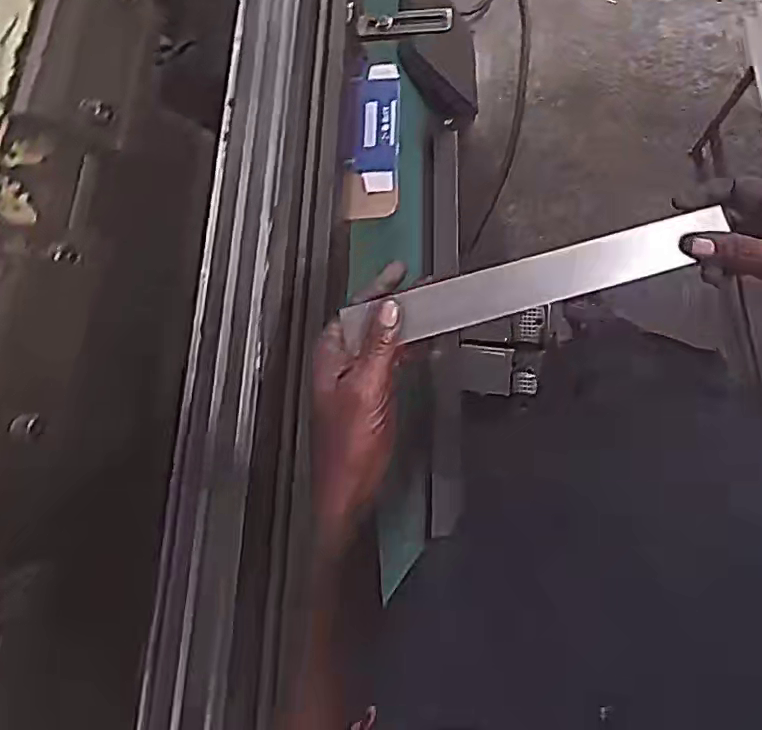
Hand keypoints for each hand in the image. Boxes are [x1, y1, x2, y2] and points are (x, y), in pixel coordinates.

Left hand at [311, 262, 408, 559]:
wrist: (349, 490)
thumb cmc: (345, 450)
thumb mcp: (366, 388)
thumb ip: (379, 346)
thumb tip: (390, 308)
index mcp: (331, 354)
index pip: (357, 309)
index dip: (379, 287)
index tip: (399, 271)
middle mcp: (342, 361)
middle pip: (372, 320)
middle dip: (398, 301)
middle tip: (423, 286)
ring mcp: (358, 375)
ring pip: (385, 337)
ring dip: (407, 322)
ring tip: (429, 307)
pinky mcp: (374, 390)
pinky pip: (394, 356)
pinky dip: (410, 345)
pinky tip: (426, 340)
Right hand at [674, 177, 761, 339]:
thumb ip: (733, 251)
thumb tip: (696, 241)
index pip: (737, 188)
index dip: (706, 195)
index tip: (682, 204)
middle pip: (736, 216)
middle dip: (712, 232)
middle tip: (692, 244)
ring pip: (742, 241)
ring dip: (723, 255)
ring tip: (710, 268)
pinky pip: (752, 260)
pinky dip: (736, 268)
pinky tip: (727, 277)